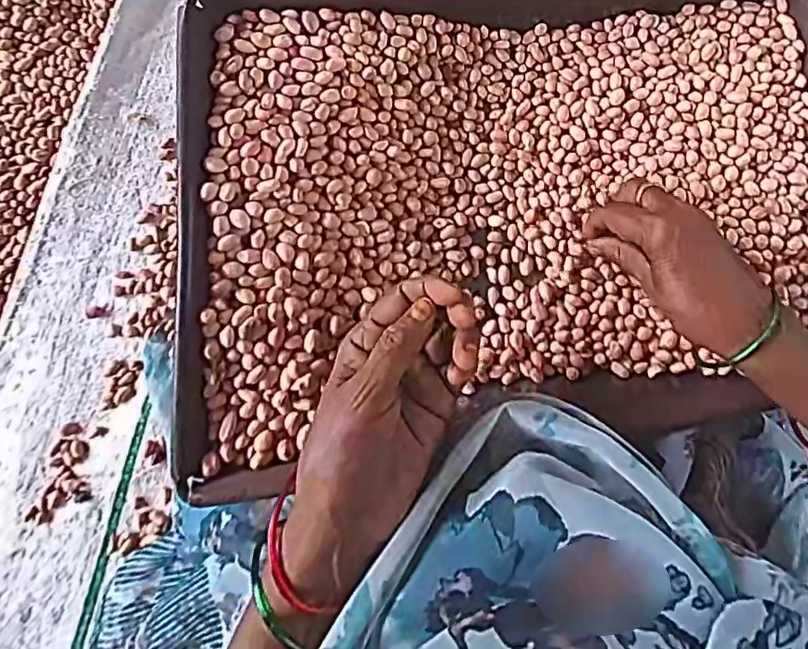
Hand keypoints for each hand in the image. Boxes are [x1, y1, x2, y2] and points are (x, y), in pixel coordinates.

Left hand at [281, 278, 478, 604]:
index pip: (400, 299)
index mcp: (366, 344)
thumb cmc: (340, 452)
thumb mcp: (361, 394)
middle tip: (466, 319)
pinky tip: (465, 374)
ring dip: (463, 337)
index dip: (427, 288)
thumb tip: (424, 304)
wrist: (348, 520)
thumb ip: (395, 348)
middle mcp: (394, 355)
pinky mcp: (437, 406)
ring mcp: (417, 380)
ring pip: (448, 340)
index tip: (452, 293)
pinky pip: (457, 372)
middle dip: (452, 309)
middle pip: (430, 314)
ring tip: (467, 354)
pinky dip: (466, 365)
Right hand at [581, 179, 781, 359]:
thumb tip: (598, 243)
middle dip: (614, 206)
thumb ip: (624, 256)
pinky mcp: (705, 224)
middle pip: (634, 189)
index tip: (587, 237)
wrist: (750, 324)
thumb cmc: (702, 313)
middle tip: (604, 232)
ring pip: (653, 194)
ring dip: (635, 207)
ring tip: (625, 237)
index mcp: (658, 229)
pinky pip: (671, 206)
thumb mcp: (653, 286)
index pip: (613, 212)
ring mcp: (694, 216)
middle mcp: (677, 213)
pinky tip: (648, 240)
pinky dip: (654, 214)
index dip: (594, 223)